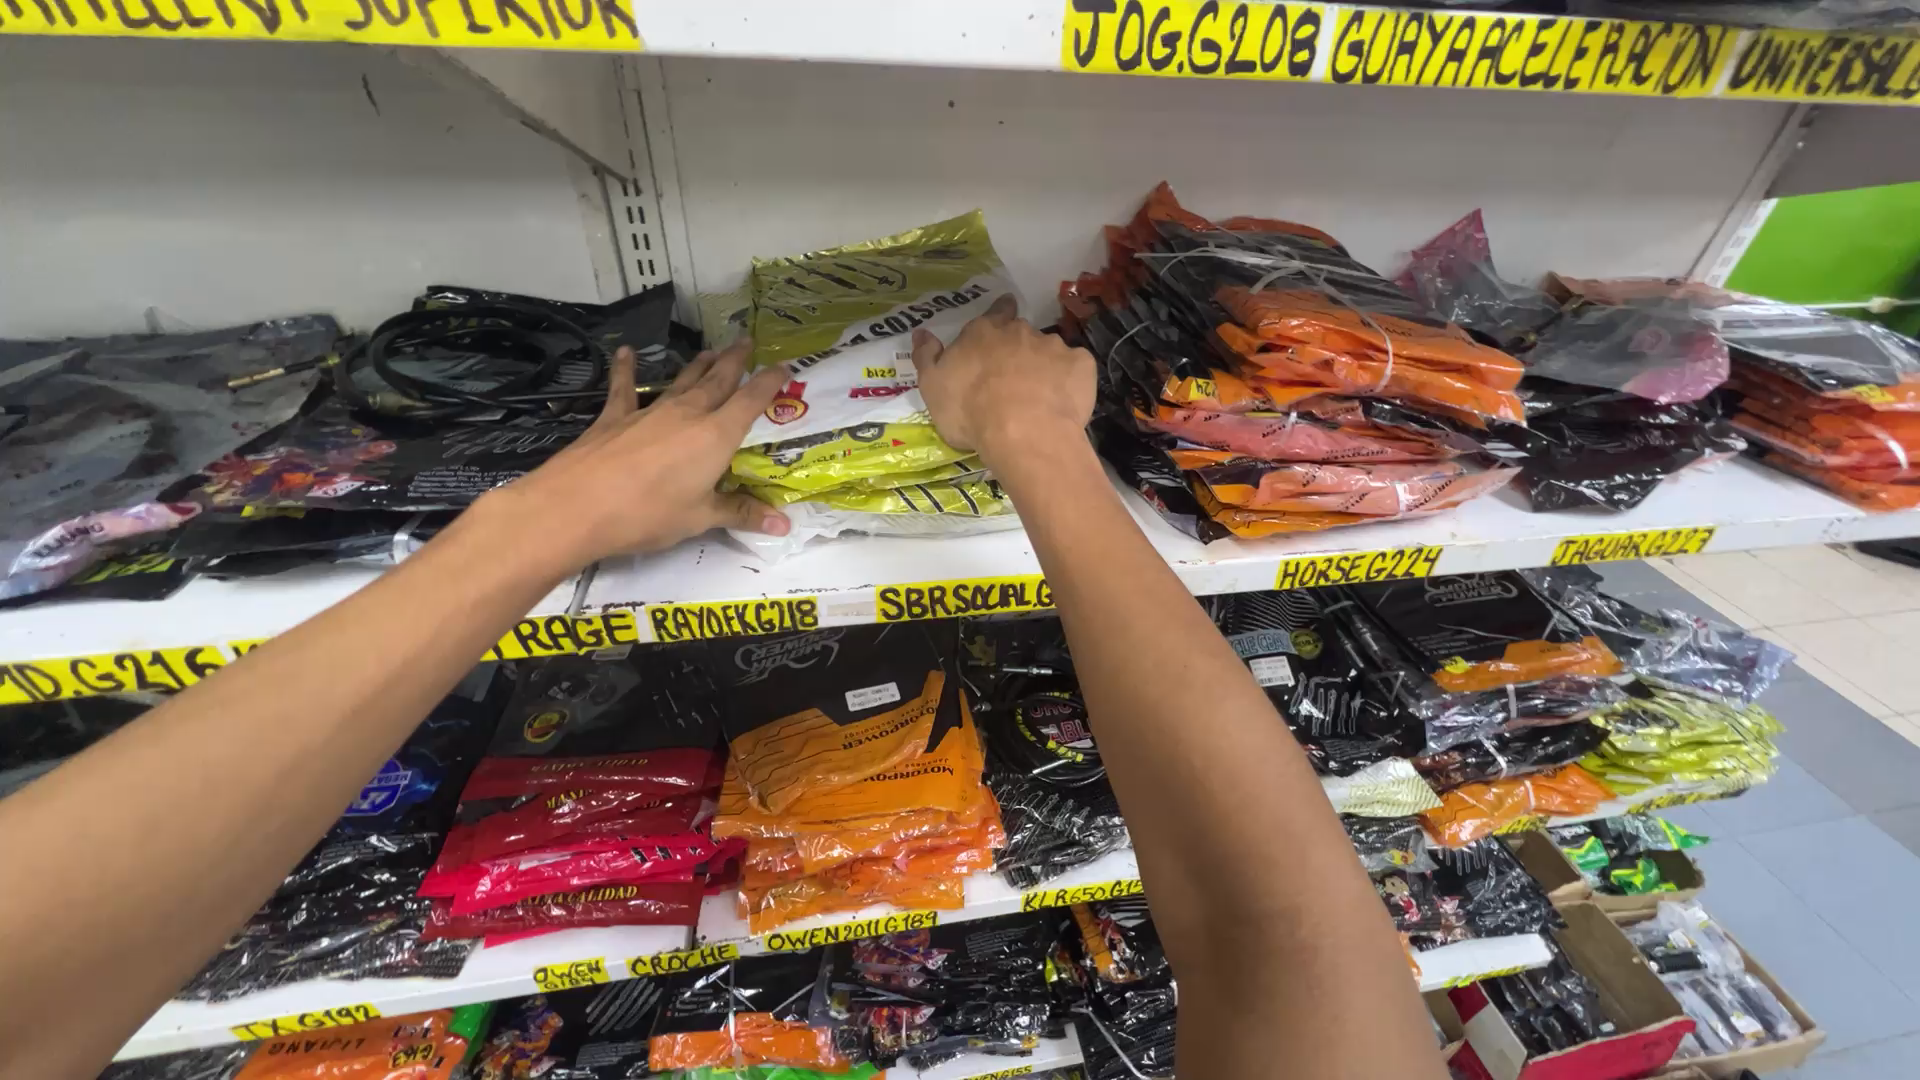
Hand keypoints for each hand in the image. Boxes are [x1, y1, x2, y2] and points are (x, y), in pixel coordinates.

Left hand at [486, 339, 789, 566]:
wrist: (577, 507)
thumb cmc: (649, 514)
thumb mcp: (701, 518)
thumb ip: (742, 513)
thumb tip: (784, 524)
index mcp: (716, 436)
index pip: (751, 401)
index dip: (770, 382)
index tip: (785, 367)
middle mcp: (687, 414)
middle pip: (717, 381)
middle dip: (735, 361)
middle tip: (747, 342)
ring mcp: (650, 413)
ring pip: (682, 381)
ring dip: (699, 365)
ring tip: (711, 350)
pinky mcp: (615, 418)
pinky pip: (624, 388)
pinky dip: (626, 370)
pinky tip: (624, 353)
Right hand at [910, 296, 1096, 465]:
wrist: (1022, 431)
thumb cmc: (970, 410)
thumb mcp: (932, 387)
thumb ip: (927, 357)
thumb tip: (920, 332)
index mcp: (984, 332)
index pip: (995, 311)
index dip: (1000, 313)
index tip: (1004, 318)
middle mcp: (1020, 332)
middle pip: (1021, 334)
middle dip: (1019, 350)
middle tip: (1014, 379)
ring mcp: (1054, 347)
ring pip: (1050, 353)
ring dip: (1045, 368)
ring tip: (1039, 398)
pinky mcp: (1081, 367)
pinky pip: (1076, 370)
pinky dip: (1070, 382)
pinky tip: (1063, 402)